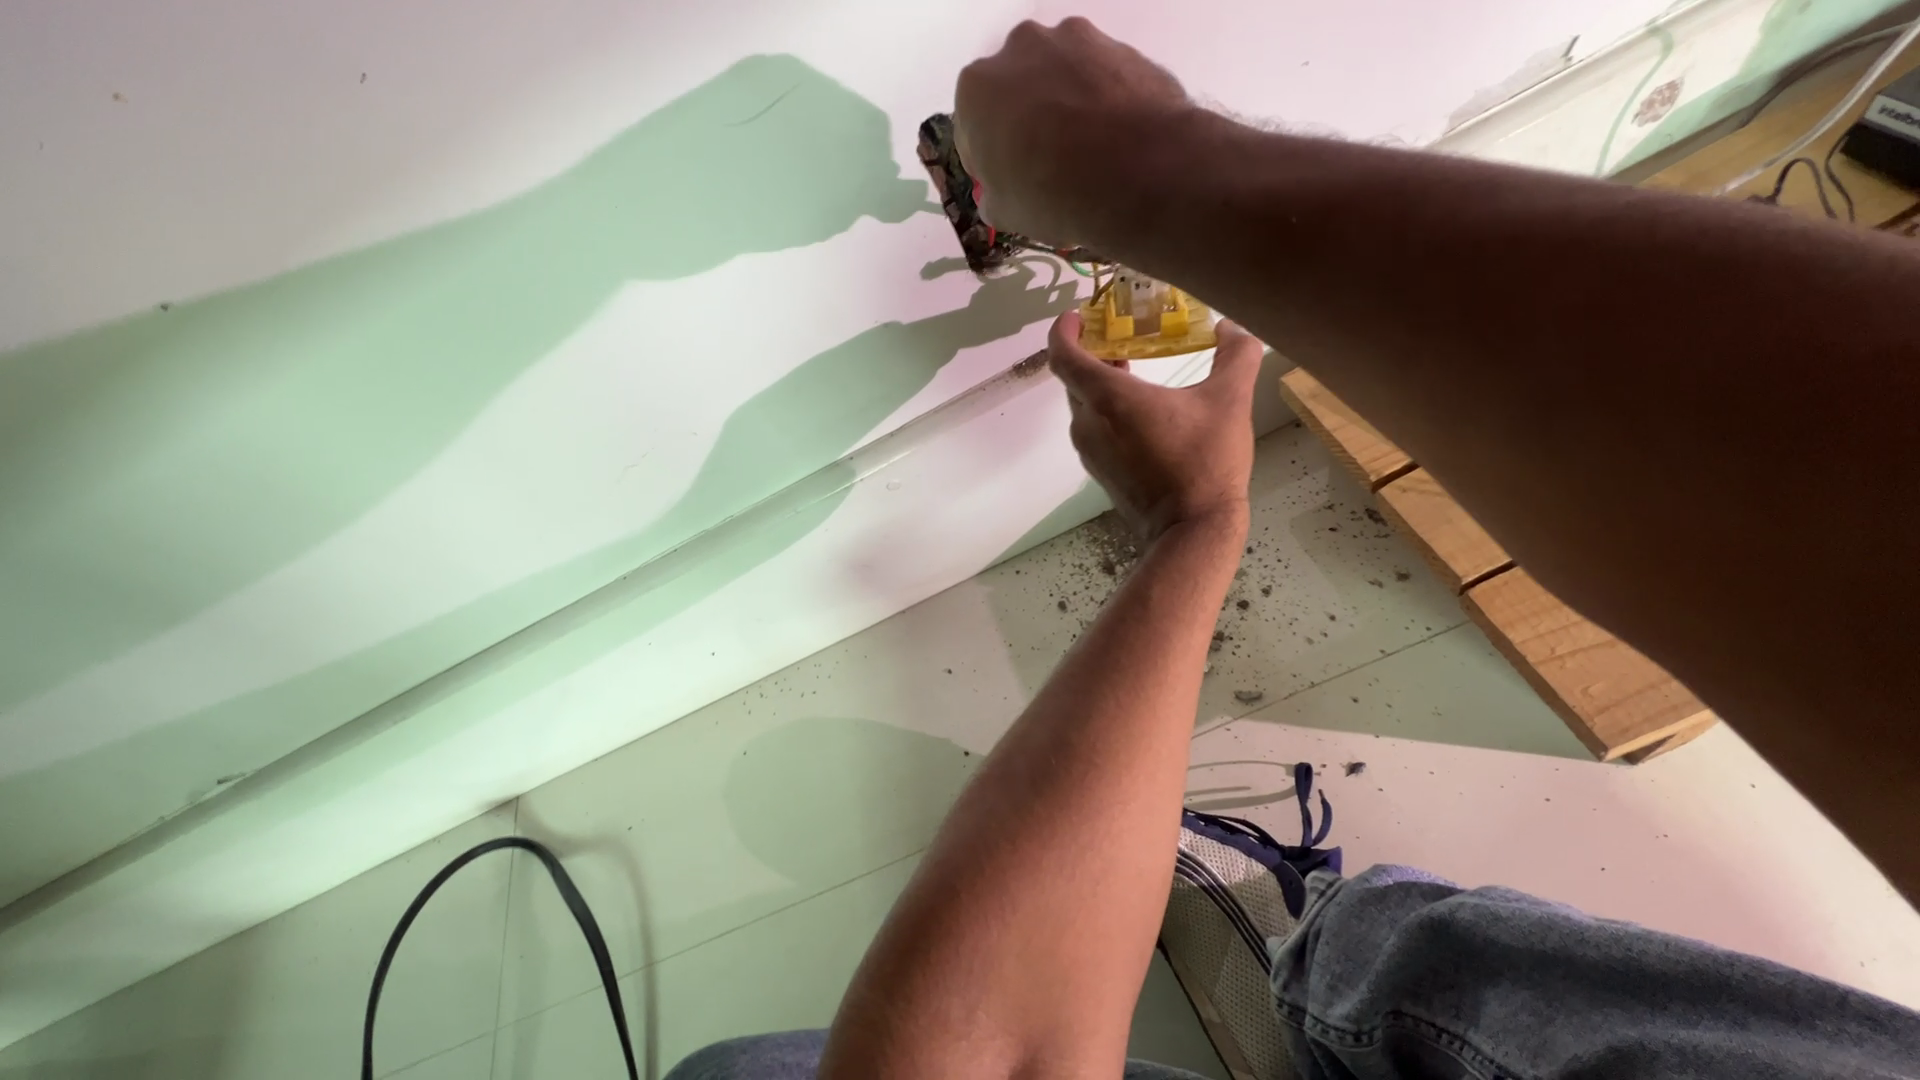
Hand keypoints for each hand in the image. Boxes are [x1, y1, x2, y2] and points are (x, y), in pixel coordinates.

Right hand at [955, 18, 1190, 245]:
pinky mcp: (1120, 46)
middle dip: (1027, 121)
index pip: (973, 128)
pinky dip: (1102, 102)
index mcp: (977, 88)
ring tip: (1089, 151)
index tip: (1010, 183)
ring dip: (1066, 105)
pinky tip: (1116, 139)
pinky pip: (1100, 79)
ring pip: (1060, 78)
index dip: (990, 160)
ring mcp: (1074, 40)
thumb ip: (994, 195)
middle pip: (1017, 91)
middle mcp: (1019, 48)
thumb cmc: (1051, 195)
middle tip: (1048, 166)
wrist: (1136, 172)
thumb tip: (999, 193)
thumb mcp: (1005, 213)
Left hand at [1049, 311, 1261, 543]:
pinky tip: (1138, 408)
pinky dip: (1105, 408)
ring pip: (1083, 404)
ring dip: (1099, 381)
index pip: (1063, 355)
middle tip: (1118, 335)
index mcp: (1108, 399)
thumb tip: (1231, 327)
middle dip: (1090, 351)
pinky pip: (1093, 427)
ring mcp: (1090, 450)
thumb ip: (1236, 354)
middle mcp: (1088, 422)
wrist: (1191, 529)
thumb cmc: (1205, 461)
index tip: (1078, 316)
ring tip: (1130, 365)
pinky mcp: (1099, 470)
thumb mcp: (1230, 400)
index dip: (1064, 331)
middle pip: (1073, 377)